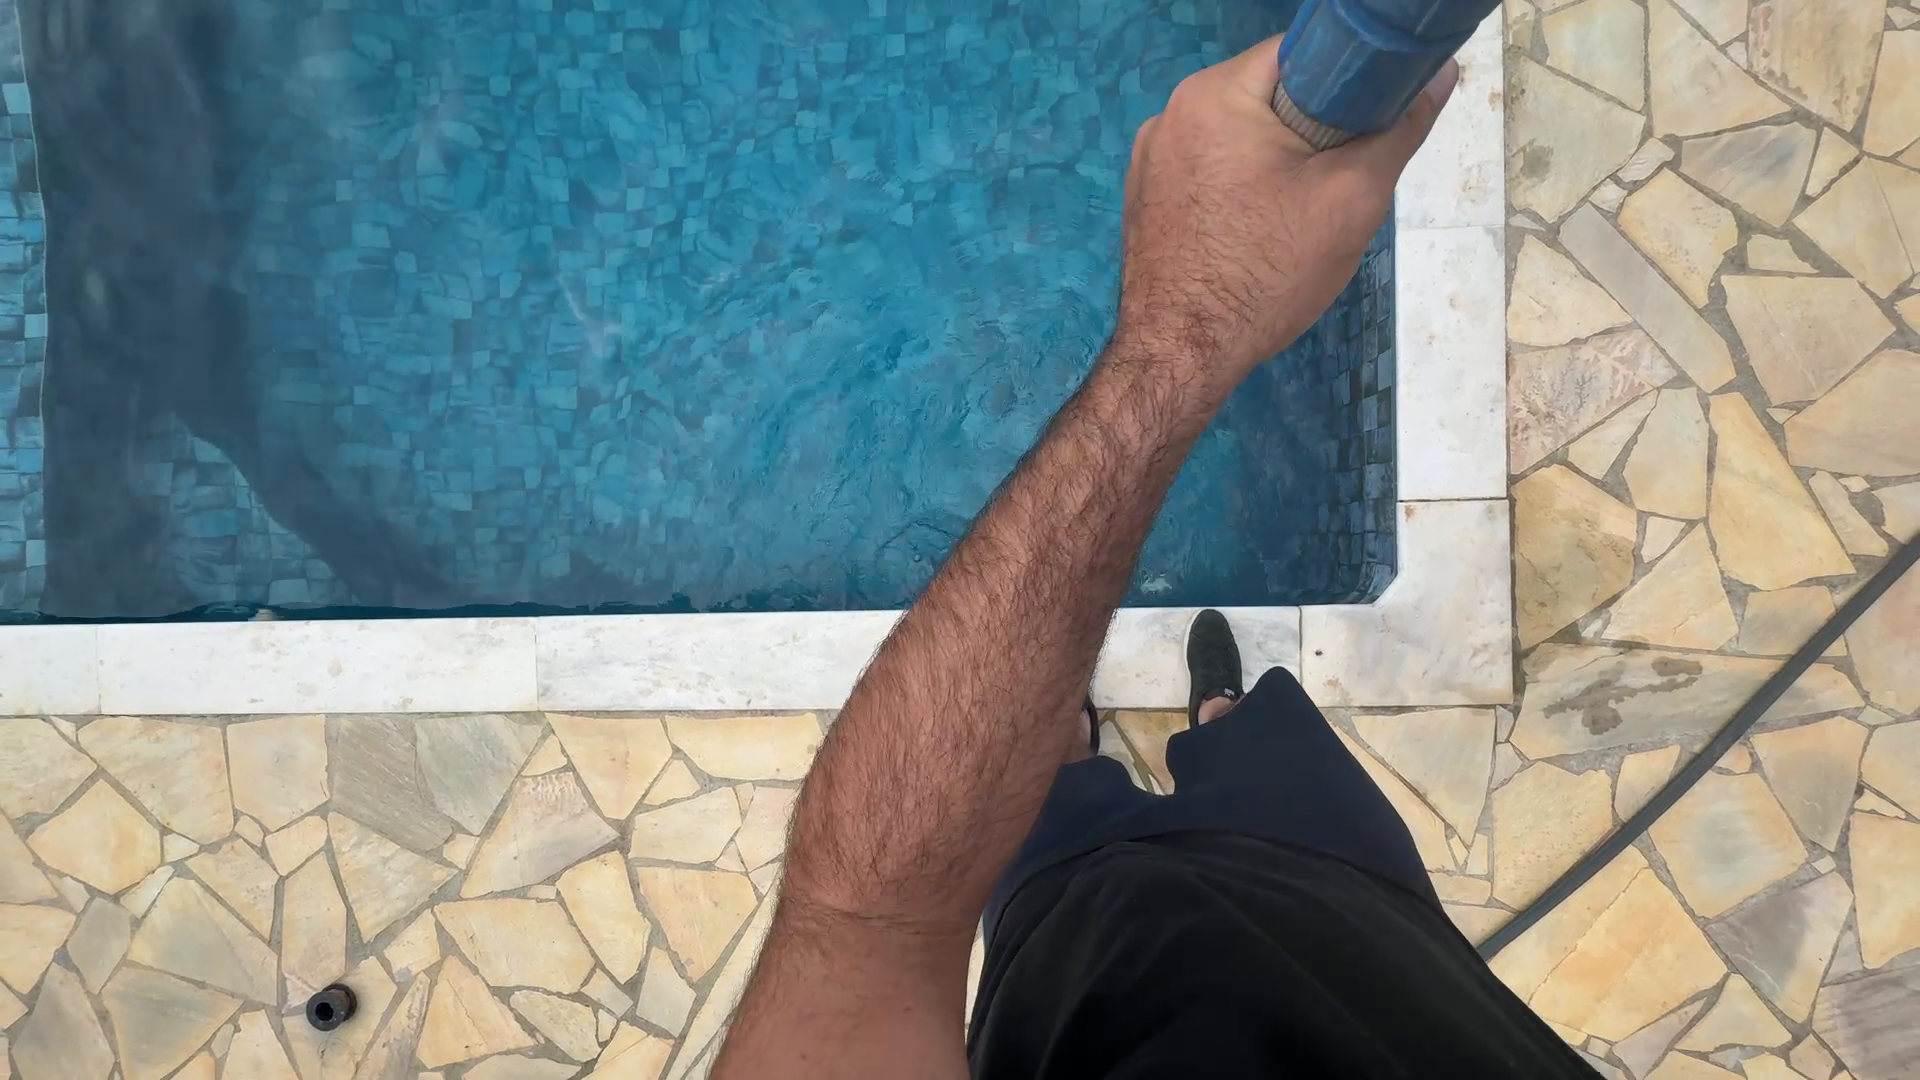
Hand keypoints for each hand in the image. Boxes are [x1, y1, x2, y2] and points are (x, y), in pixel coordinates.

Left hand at [1112, 36, 1456, 404]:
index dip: (1347, 84)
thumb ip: (1399, 127)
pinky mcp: (1141, 209)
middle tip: (1329, 190)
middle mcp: (1166, 120)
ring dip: (1271, 171)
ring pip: (1234, 146)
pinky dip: (1233, 199)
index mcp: (1211, 95)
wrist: (1180, 359)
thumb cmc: (1264, 276)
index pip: (1302, 54)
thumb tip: (1437, 74)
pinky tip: (1247, 241)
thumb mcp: (1352, 198)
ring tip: (1288, 224)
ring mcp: (1145, 168)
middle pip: (1265, 102)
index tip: (1364, 129)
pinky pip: (1204, 182)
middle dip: (1308, 136)